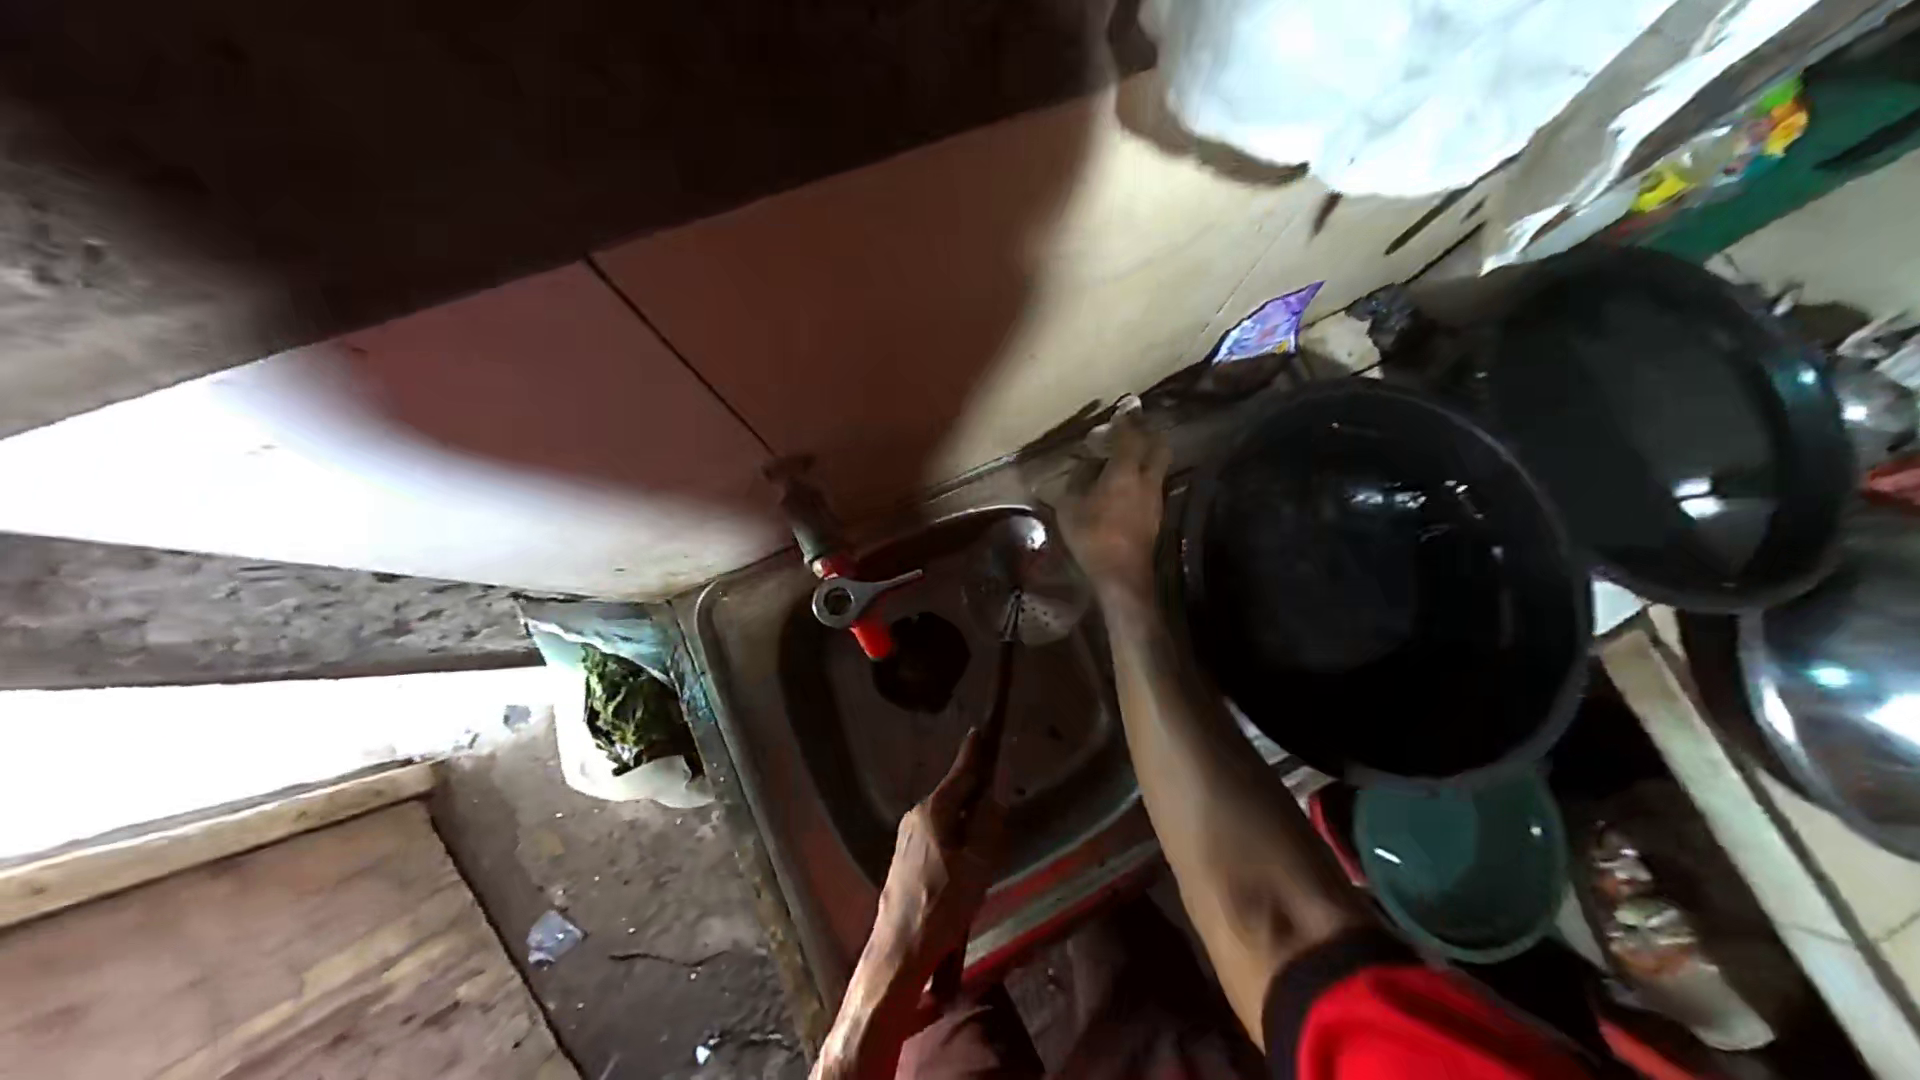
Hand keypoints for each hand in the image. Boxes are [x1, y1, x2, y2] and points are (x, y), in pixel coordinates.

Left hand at [874, 726, 1005, 970]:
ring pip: (946, 817)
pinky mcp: (905, 856)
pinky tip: (965, 865)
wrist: (900, 947)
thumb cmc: (943, 904)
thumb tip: (993, 796)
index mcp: (934, 811)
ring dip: (966, 822)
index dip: (973, 754)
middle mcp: (916, 815)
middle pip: (953, 795)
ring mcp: (907, 836)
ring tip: (985, 848)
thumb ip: (987, 825)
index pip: (960, 774)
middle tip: (997, 809)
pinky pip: (937, 834)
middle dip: (975, 797)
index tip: (979, 731)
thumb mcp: (978, 865)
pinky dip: (954, 837)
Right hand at [1061, 408, 1171, 601]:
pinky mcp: (1156, 516)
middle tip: (1133, 430)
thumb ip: (1076, 482)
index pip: (1131, 436)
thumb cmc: (1091, 537)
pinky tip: (1127, 487)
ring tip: (1127, 458)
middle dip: (1148, 434)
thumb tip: (1083, 467)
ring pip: (1157, 467)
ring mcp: (1155, 499)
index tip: (1126, 405)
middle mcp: (1146, 480)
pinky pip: (1152, 486)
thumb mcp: (1070, 507)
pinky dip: (1143, 479)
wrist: (1121, 574)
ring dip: (1146, 458)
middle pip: (1158, 447)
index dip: (1128, 419)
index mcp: (1125, 472)